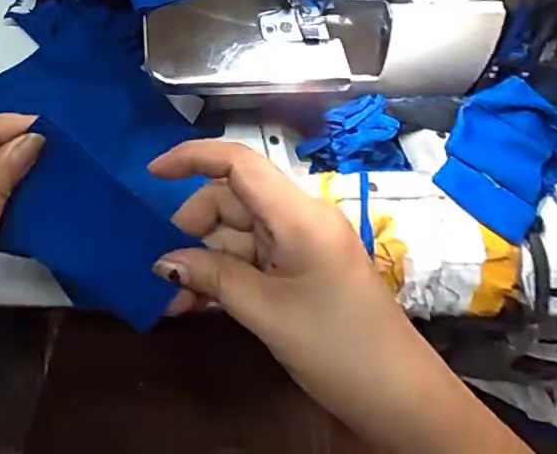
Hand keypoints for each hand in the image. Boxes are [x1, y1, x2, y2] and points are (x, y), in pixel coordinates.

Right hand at [150, 141, 527, 453]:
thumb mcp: (268, 314)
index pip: (240, 163)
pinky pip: (253, 258)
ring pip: (238, 233)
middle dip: (195, 228)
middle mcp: (299, 217)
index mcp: (298, 213)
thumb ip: (214, 279)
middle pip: (234, 199)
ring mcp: (301, 242)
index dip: (194, 157)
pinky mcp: (302, 267)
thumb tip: (165, 261)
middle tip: (163, 270)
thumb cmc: (339, 348)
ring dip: (205, 260)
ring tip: (173, 299)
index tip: (153, 172)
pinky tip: (196, 303)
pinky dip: (225, 276)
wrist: (402, 398)